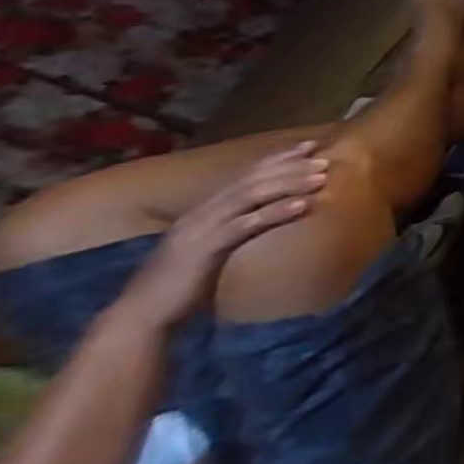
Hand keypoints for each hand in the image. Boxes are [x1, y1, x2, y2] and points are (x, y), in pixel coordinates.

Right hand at [109, 142, 328, 329]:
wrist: (140, 317)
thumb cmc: (183, 282)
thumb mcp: (215, 246)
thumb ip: (239, 227)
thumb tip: (278, 213)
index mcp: (203, 211)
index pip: (245, 175)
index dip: (278, 159)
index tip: (311, 146)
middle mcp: (201, 214)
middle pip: (251, 180)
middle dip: (290, 167)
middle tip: (323, 160)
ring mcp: (199, 230)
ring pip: (249, 196)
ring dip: (288, 184)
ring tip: (321, 178)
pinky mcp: (202, 250)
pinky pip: (244, 225)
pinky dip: (274, 213)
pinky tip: (302, 206)